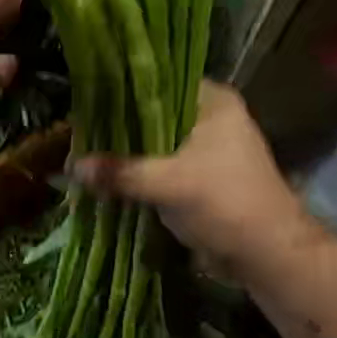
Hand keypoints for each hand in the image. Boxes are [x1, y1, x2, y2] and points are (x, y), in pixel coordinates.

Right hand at [72, 82, 312, 280]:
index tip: (85, 108)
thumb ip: (120, 172)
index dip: (120, 95)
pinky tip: (104, 183)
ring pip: (152, 148)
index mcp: (212, 103)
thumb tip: (71, 166)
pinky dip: (134, 179)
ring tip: (84, 160)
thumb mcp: (167, 184)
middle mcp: (208, 121)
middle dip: (116, 133)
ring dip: (123, 159)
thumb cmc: (224, 203)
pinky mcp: (196, 181)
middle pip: (150, 118)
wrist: (265, 253)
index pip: (158, 84)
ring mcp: (203, 152)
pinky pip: (157, 172)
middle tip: (77, 140)